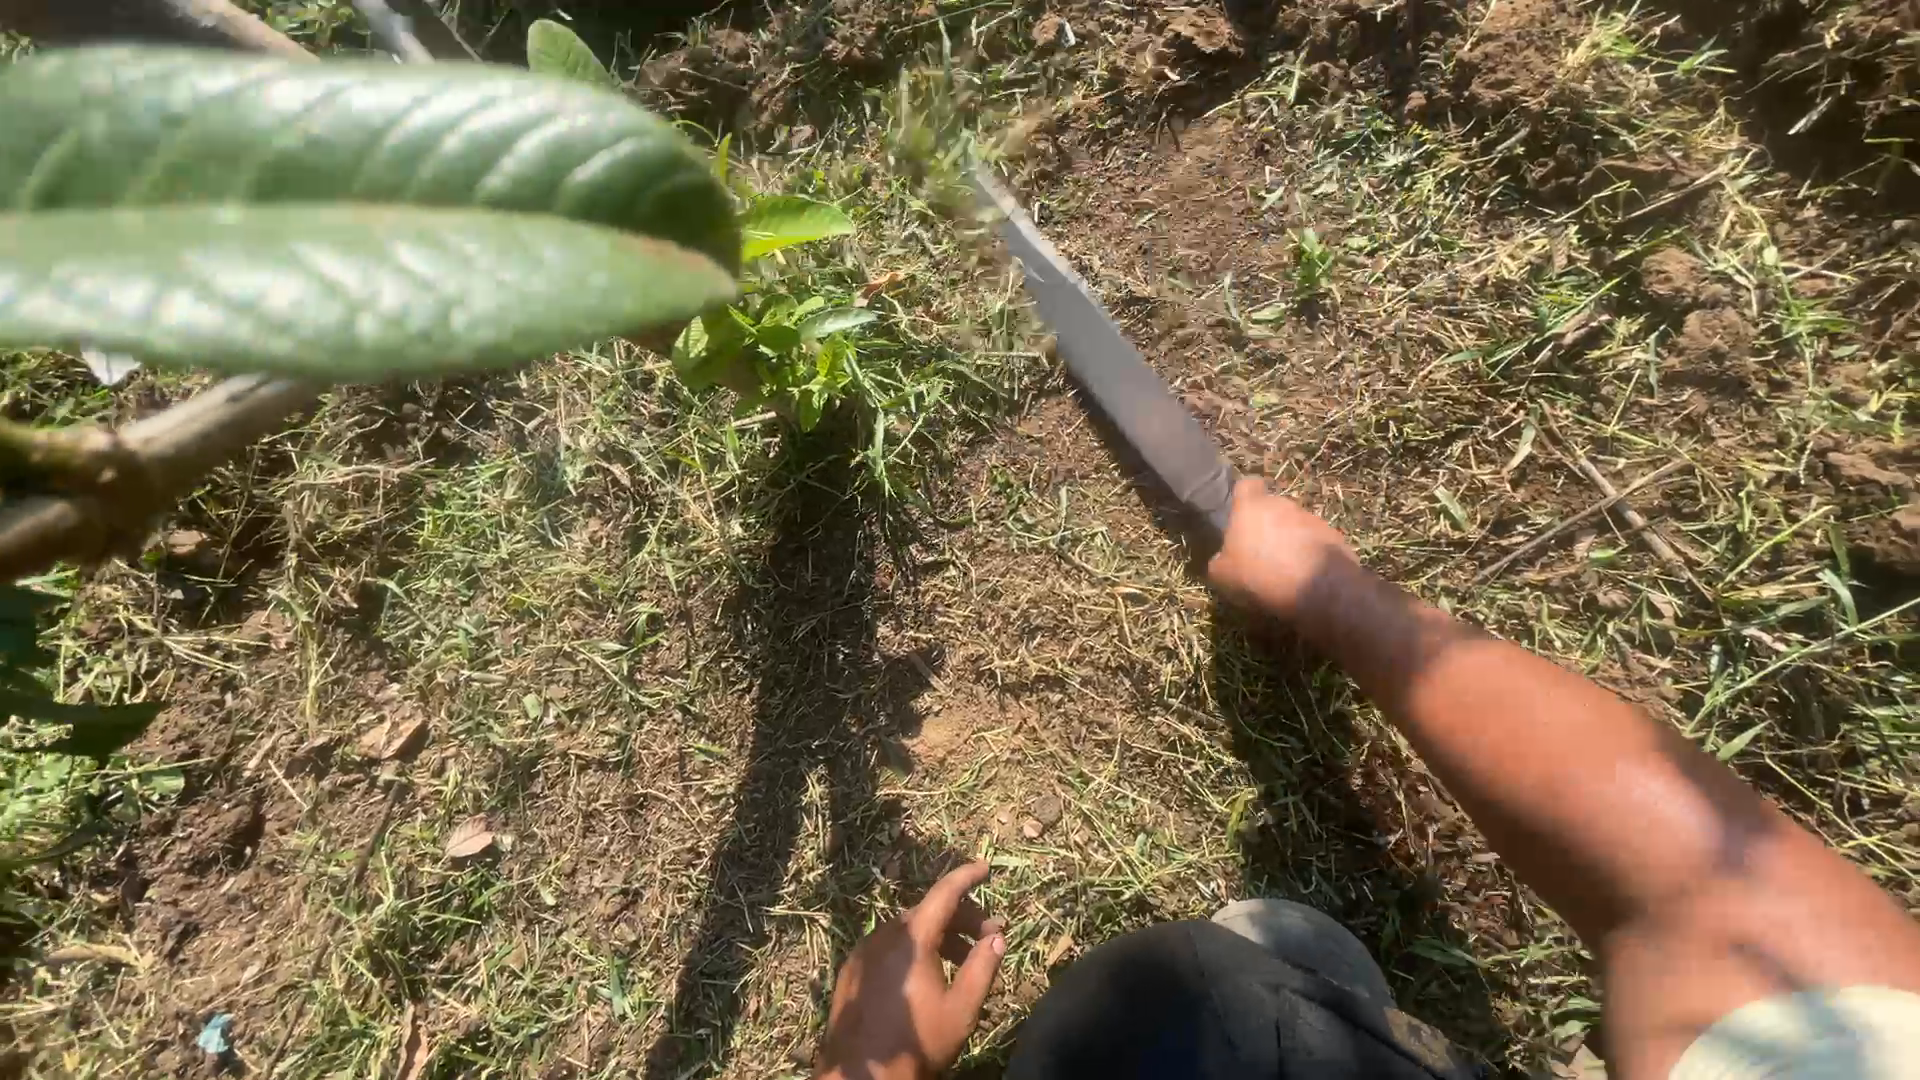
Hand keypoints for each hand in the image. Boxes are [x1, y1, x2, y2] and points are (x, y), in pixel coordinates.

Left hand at [816, 861, 1006, 1079]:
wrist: (861, 1078)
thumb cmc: (918, 1043)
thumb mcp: (961, 1009)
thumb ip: (982, 967)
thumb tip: (997, 936)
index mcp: (913, 935)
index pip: (945, 892)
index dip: (968, 876)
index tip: (986, 867)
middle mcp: (886, 932)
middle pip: (930, 911)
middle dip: (963, 918)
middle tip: (988, 935)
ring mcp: (865, 949)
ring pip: (910, 928)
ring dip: (940, 935)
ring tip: (962, 959)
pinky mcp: (854, 967)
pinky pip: (890, 945)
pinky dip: (914, 948)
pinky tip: (928, 974)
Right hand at [1207, 477, 1365, 625]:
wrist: (1318, 589)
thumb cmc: (1260, 575)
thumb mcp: (1222, 575)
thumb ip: (1219, 559)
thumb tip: (1223, 558)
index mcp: (1251, 507)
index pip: (1246, 484)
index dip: (1242, 497)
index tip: (1239, 515)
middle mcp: (1283, 504)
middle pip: (1272, 507)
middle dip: (1266, 524)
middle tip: (1258, 551)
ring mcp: (1312, 519)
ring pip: (1294, 524)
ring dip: (1288, 540)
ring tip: (1283, 568)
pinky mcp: (1335, 536)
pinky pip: (1314, 541)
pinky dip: (1308, 553)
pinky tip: (1303, 576)